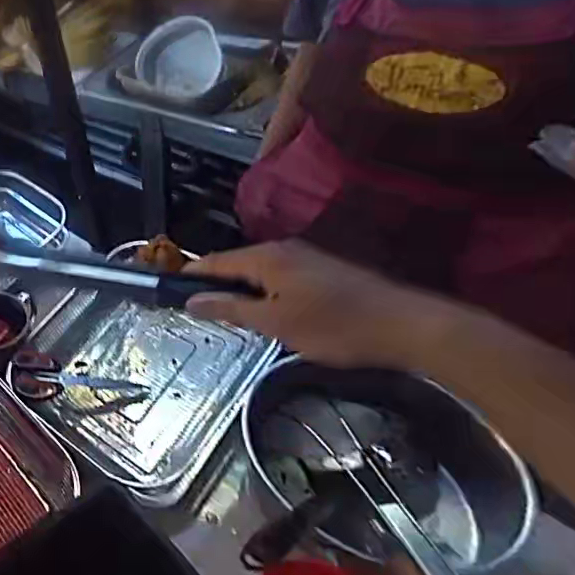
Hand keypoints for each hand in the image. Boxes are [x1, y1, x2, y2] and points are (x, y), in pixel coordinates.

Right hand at [183, 241, 461, 369]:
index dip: (192, 274)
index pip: (216, 261)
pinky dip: (265, 290)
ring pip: (260, 270)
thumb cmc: (335, 326)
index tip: (171, 286)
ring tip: (229, 314)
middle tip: (198, 308)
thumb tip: (194, 300)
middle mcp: (283, 248)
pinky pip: (279, 275)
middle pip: (237, 263)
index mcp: (266, 257)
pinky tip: (268, 311)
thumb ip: (232, 309)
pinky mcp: (322, 269)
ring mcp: (305, 256)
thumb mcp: (276, 323)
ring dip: (242, 288)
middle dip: (216, 283)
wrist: (403, 325)